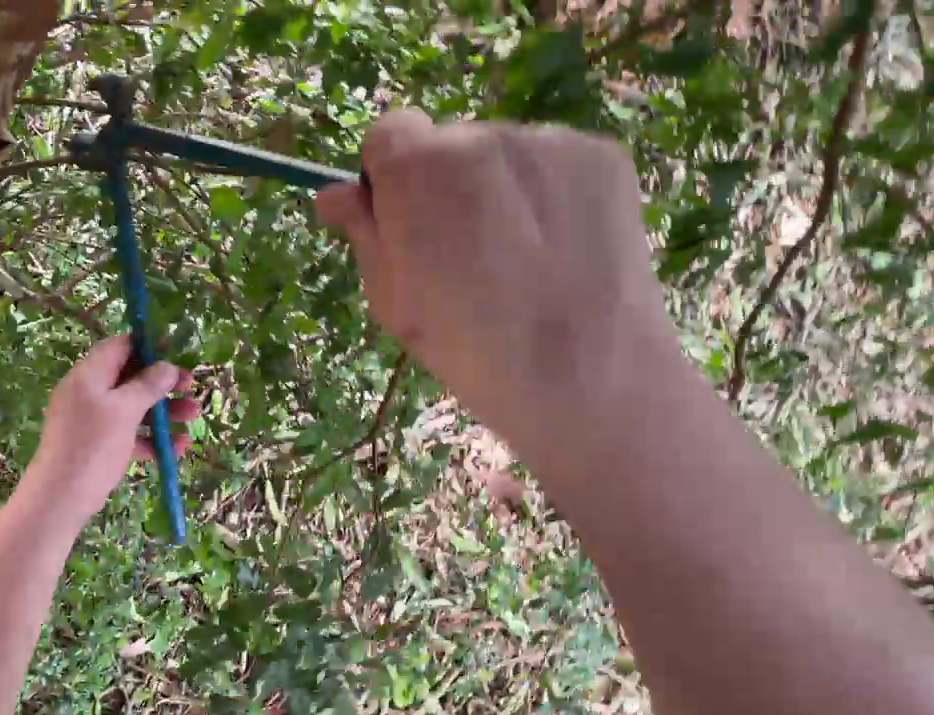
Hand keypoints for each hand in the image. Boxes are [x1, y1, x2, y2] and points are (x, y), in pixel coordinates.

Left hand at [24, 336, 198, 526]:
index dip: (147, 348)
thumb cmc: (93, 445)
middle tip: (190, 388)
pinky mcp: (97, 446)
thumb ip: (147, 385)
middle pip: (129, 378)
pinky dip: (150, 439)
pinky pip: (127, 435)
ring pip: (132, 408)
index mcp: (88, 375)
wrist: (61, 496)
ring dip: (163, 412)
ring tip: (193, 417)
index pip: (118, 347)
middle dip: (162, 384)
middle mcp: (88, 393)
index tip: (176, 355)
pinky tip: (177, 449)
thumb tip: (167, 366)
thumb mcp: (124, 410)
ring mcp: (91, 421)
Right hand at [316, 112, 678, 455]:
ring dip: (491, 189)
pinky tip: (549, 249)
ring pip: (498, 154)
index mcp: (419, 169)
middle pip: (445, 143)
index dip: (386, 176)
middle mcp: (483, 135)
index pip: (388, 131)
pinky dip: (539, 195)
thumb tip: (333, 193)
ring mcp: (549, 140)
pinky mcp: (599, 154)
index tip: (397, 222)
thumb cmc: (461, 341)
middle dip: (439, 184)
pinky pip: (548, 163)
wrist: (575, 366)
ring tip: (509, 259)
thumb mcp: (390, 295)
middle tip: (455, 255)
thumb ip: (363, 231)